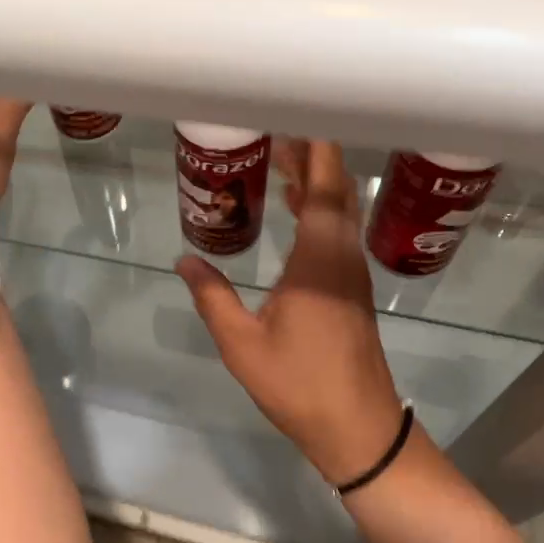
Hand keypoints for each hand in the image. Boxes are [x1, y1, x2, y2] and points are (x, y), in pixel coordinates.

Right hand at [175, 140, 401, 484]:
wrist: (358, 426)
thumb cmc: (299, 383)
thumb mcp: (242, 343)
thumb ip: (212, 297)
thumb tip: (185, 259)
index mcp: (320, 260)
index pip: (322, 188)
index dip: (313, 149)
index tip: (294, 116)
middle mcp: (343, 255)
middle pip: (335, 189)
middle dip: (310, 154)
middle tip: (273, 128)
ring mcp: (352, 271)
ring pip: (339, 208)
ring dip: (314, 179)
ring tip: (278, 157)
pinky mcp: (352, 287)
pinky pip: (337, 229)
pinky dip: (317, 207)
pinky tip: (292, 210)